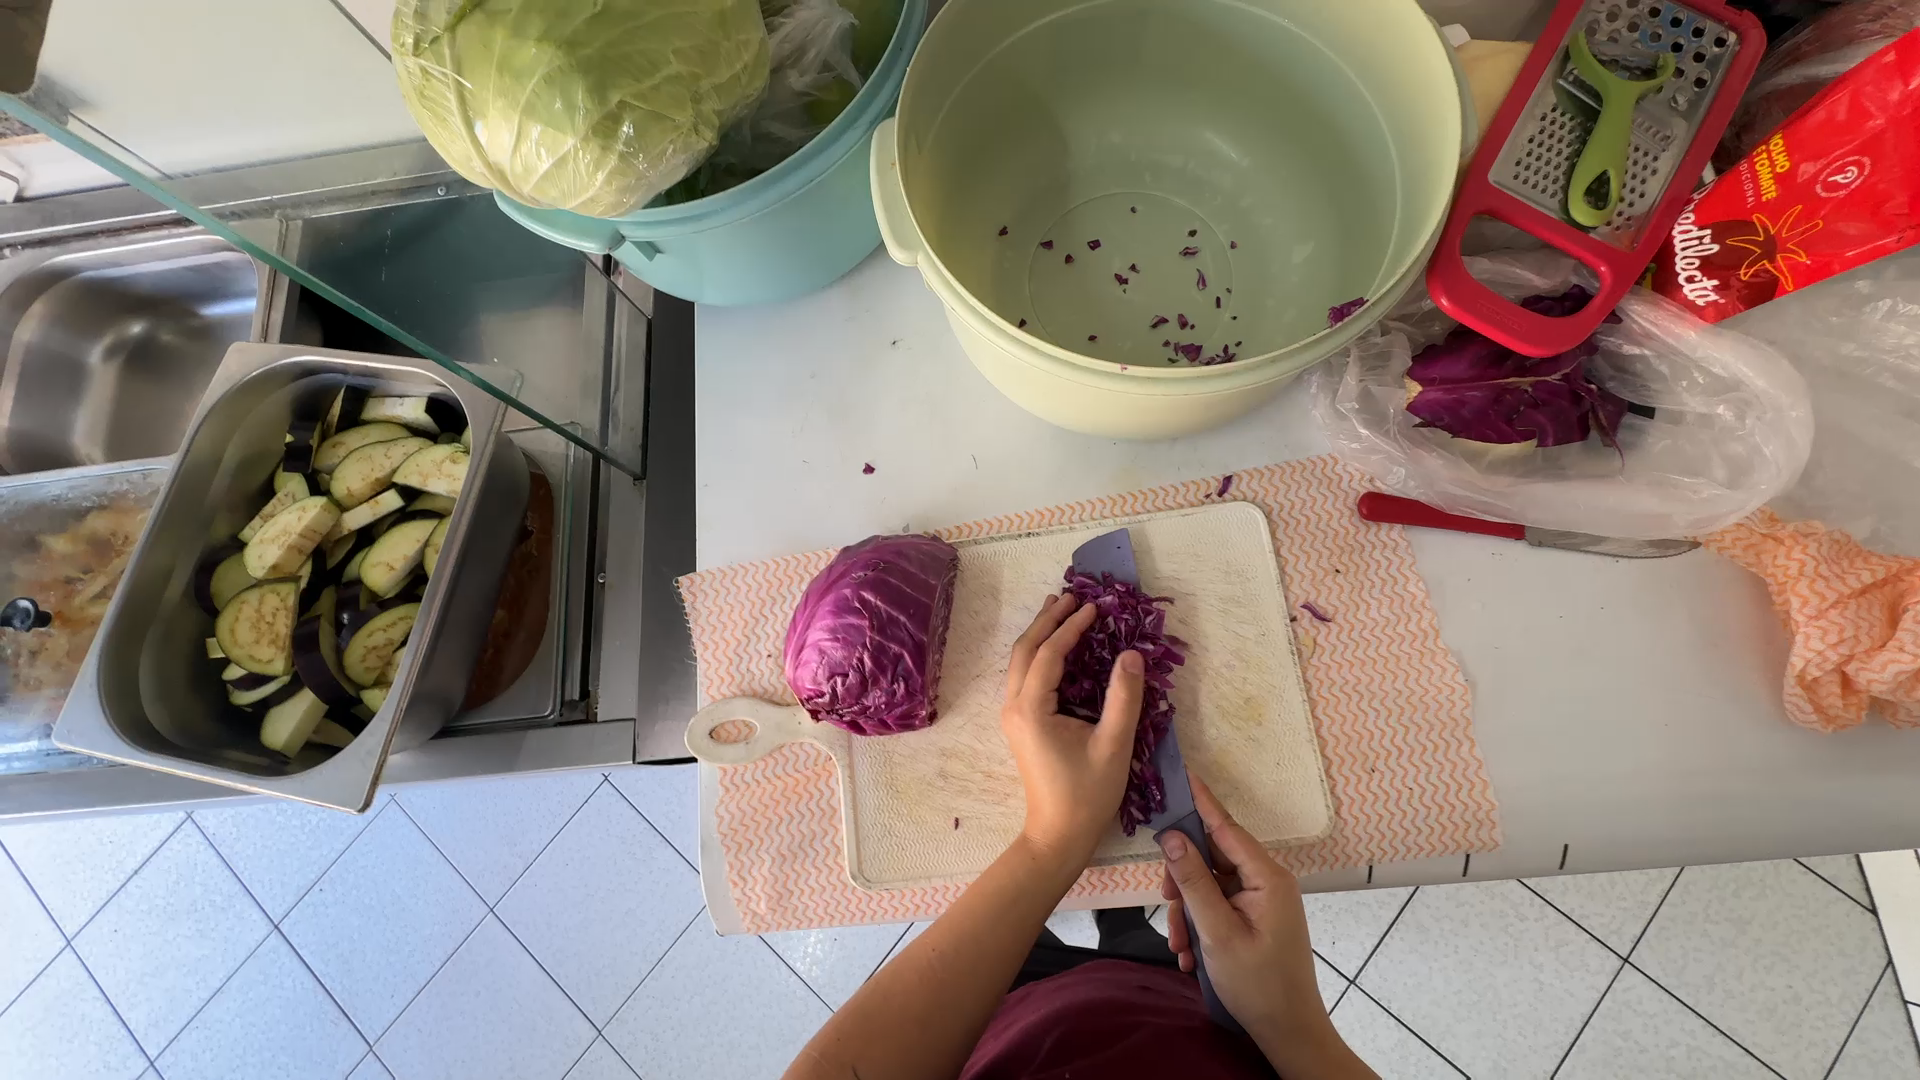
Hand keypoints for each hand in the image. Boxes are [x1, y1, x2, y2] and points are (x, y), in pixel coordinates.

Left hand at [1001, 593, 1143, 863]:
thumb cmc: (1087, 794)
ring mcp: (1013, 714)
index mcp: (1032, 709)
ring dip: (1039, 633)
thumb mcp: (1113, 746)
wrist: (1057, 835)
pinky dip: (1038, 652)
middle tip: (1071, 596)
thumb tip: (1132, 655)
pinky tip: (1055, 646)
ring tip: (1060, 608)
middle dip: (1047, 620)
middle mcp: (1014, 706)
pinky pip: (1023, 675)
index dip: (1070, 627)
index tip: (1093, 607)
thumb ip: (1123, 699)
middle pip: (1025, 650)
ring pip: (1020, 661)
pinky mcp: (1019, 722)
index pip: (1049, 655)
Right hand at [1161, 776, 1360, 1071]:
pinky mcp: (1254, 914)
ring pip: (1209, 882)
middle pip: (1211, 856)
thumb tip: (1170, 836)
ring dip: (1188, 910)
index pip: (1225, 826)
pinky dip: (1200, 922)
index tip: (1180, 772)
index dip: (1199, 800)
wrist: (1290, 1036)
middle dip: (1183, 881)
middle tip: (1167, 907)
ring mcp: (1261, 898)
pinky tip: (1191, 954)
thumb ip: (1192, 880)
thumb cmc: (1258, 985)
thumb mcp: (1217, 932)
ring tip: (1181, 946)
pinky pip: (1217, 902)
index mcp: (1267, 877)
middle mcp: (1267, 879)